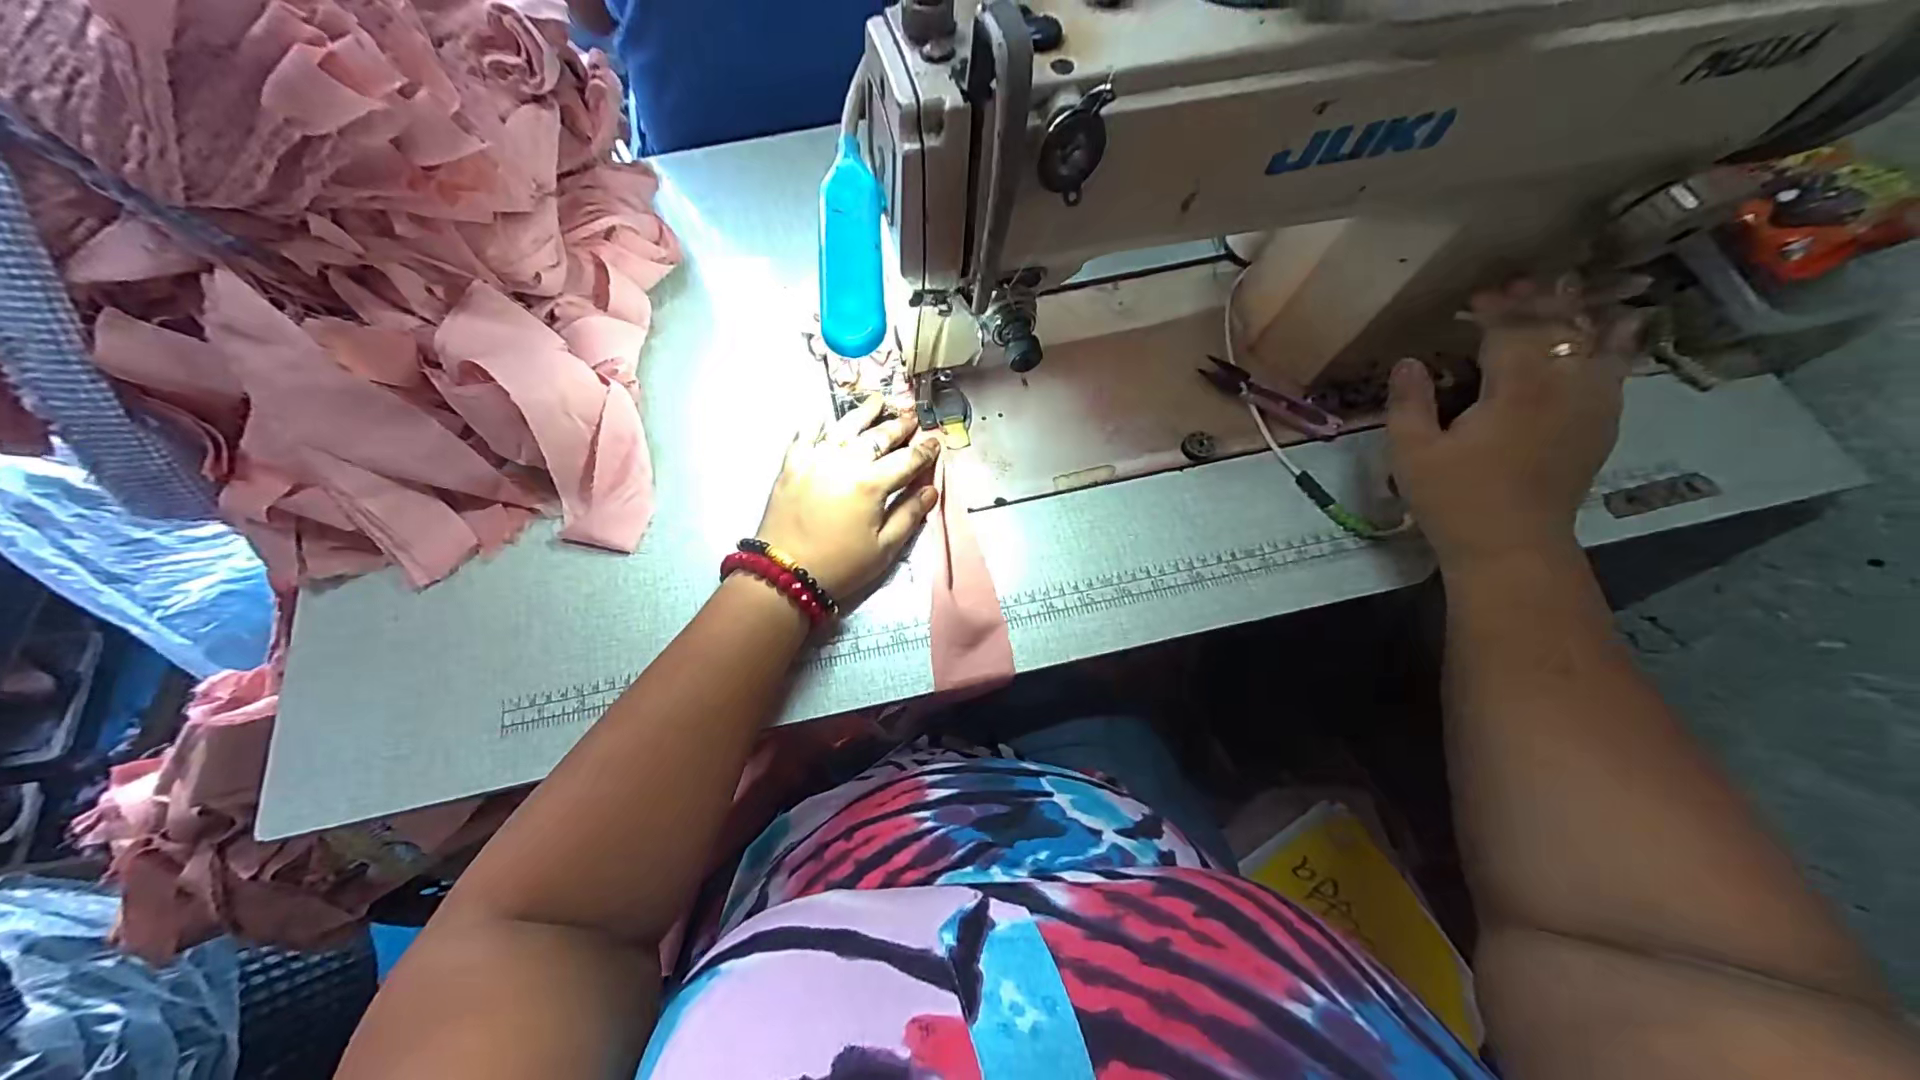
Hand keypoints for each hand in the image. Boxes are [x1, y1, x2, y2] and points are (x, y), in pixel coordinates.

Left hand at [754, 396, 942, 600]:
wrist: (783, 573)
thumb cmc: (841, 565)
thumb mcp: (884, 548)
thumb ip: (910, 514)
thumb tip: (931, 489)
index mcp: (871, 484)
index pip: (906, 460)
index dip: (924, 451)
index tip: (935, 442)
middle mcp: (844, 463)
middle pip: (877, 436)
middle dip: (898, 426)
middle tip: (911, 417)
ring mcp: (815, 460)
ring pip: (844, 427)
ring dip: (864, 412)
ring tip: (877, 401)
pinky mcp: (791, 465)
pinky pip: (806, 435)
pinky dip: (817, 422)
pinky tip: (826, 415)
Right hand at [1387, 279, 1645, 569]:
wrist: (1512, 547)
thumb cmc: (1454, 500)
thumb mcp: (1412, 454)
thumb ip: (1408, 403)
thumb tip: (1407, 362)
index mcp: (1517, 389)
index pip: (1513, 328)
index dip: (1497, 307)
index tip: (1475, 298)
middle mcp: (1566, 386)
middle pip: (1562, 326)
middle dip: (1539, 301)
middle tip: (1515, 288)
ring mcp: (1594, 404)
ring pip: (1599, 340)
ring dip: (1578, 315)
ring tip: (1564, 298)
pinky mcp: (1603, 424)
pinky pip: (1616, 368)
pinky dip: (1610, 344)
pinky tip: (1607, 333)